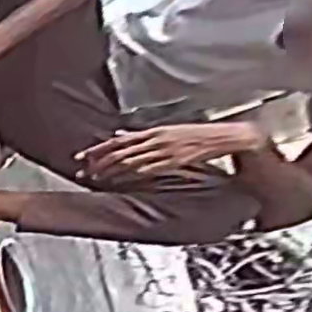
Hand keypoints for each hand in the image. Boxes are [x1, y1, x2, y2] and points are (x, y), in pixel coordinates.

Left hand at [75, 123, 267, 181]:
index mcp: (154, 131)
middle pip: (119, 153)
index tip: (78, 157)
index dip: (95, 149)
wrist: (233, 135)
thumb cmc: (197, 133)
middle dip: (97, 164)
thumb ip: (140, 134)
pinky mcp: (177, 161)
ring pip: (130, 163)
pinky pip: (148, 170)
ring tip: (95, 179)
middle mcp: (157, 140)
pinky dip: (130, 176)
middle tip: (82, 173)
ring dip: (110, 172)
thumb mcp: (167, 130)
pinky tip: (118, 181)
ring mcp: (167, 150)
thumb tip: (118, 134)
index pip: (117, 141)